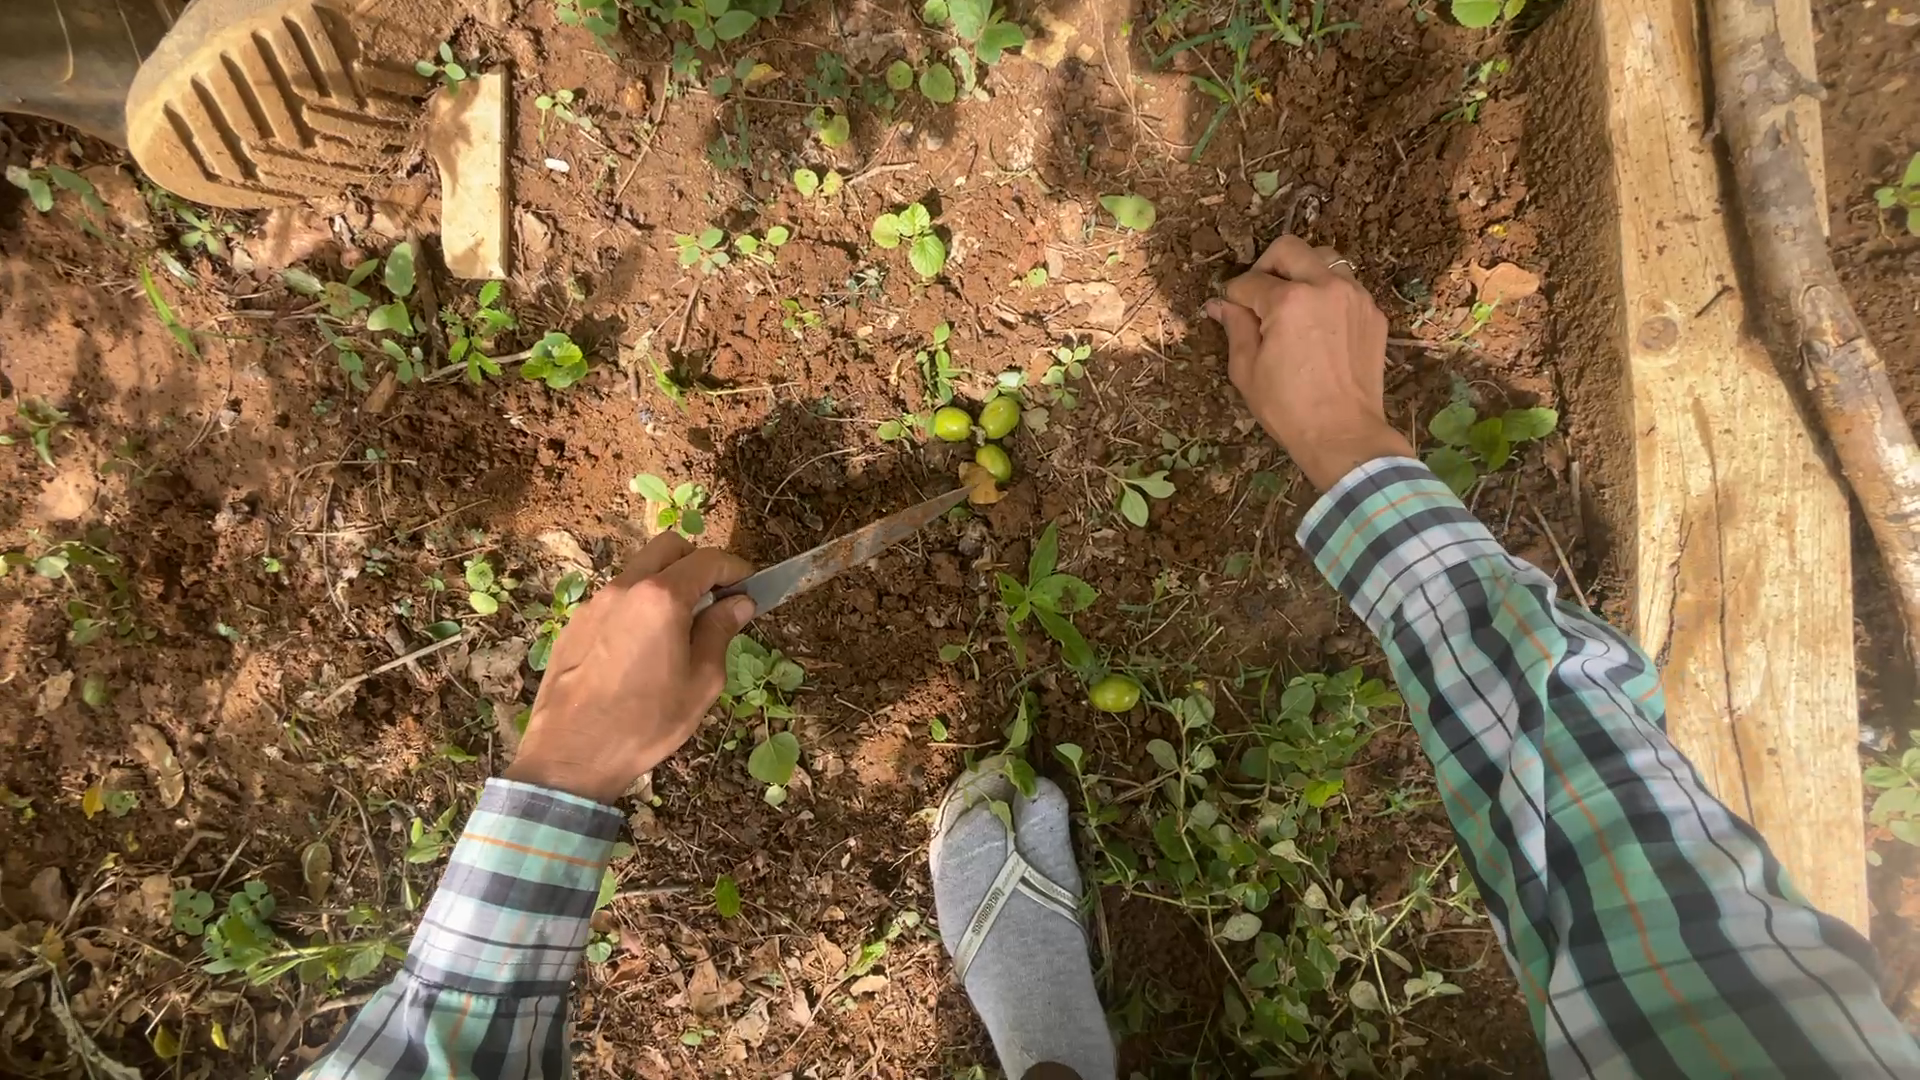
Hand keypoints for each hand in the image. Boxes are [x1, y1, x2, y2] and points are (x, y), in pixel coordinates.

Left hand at [502, 532, 755, 803]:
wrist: (570, 757)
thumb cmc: (648, 721)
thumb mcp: (702, 680)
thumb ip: (721, 631)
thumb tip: (739, 603)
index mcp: (662, 598)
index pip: (708, 560)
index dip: (736, 568)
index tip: (750, 586)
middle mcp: (625, 587)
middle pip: (669, 547)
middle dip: (699, 562)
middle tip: (716, 596)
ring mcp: (595, 603)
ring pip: (639, 569)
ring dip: (667, 581)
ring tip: (681, 625)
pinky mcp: (574, 624)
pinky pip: (616, 597)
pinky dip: (640, 603)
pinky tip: (644, 646)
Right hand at [1206, 235, 1413, 490]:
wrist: (1342, 432)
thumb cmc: (1286, 407)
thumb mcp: (1246, 370)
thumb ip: (1235, 328)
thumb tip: (1219, 305)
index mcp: (1288, 302)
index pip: (1249, 281)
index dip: (1233, 296)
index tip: (1229, 311)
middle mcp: (1325, 287)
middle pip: (1289, 249)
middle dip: (1265, 266)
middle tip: (1257, 295)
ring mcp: (1355, 296)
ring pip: (1323, 259)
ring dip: (1300, 274)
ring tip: (1290, 307)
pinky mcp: (1372, 312)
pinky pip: (1345, 287)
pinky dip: (1325, 295)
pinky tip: (1316, 329)